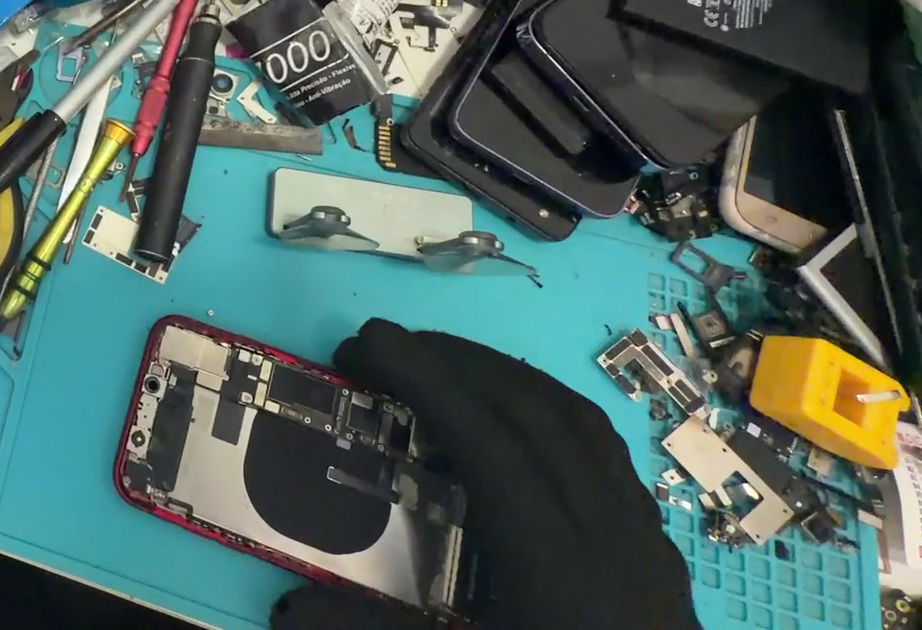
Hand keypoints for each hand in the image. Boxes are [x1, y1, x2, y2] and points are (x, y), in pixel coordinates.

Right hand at [270, 319, 699, 629]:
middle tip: (379, 347)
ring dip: (497, 372)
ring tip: (435, 362)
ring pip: (572, 417)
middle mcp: (609, 536)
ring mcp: (643, 535)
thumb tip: (285, 607)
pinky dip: (541, 404)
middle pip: (529, 411)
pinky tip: (505, 415)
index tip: (367, 339)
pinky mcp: (656, 542)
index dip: (426, 381)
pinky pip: (599, 443)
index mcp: (556, 568)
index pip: (488, 444)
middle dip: (449, 360)